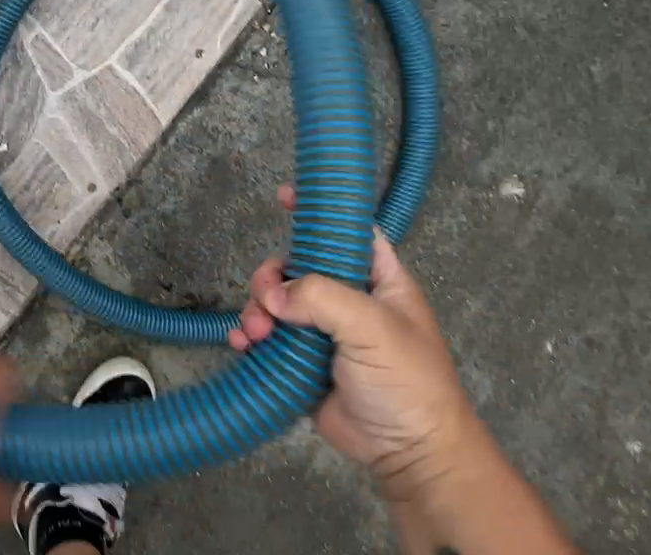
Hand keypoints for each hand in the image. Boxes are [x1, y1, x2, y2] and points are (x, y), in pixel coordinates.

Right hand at [231, 184, 480, 500]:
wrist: (408, 455)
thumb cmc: (407, 382)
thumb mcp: (374, 328)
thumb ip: (322, 297)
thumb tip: (273, 298)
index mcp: (379, 280)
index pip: (348, 230)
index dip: (319, 210)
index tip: (285, 195)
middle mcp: (349, 299)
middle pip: (297, 264)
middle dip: (273, 276)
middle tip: (268, 299)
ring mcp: (323, 331)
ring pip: (275, 300)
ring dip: (257, 310)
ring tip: (255, 334)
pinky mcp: (301, 359)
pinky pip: (266, 335)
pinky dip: (249, 335)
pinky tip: (242, 345)